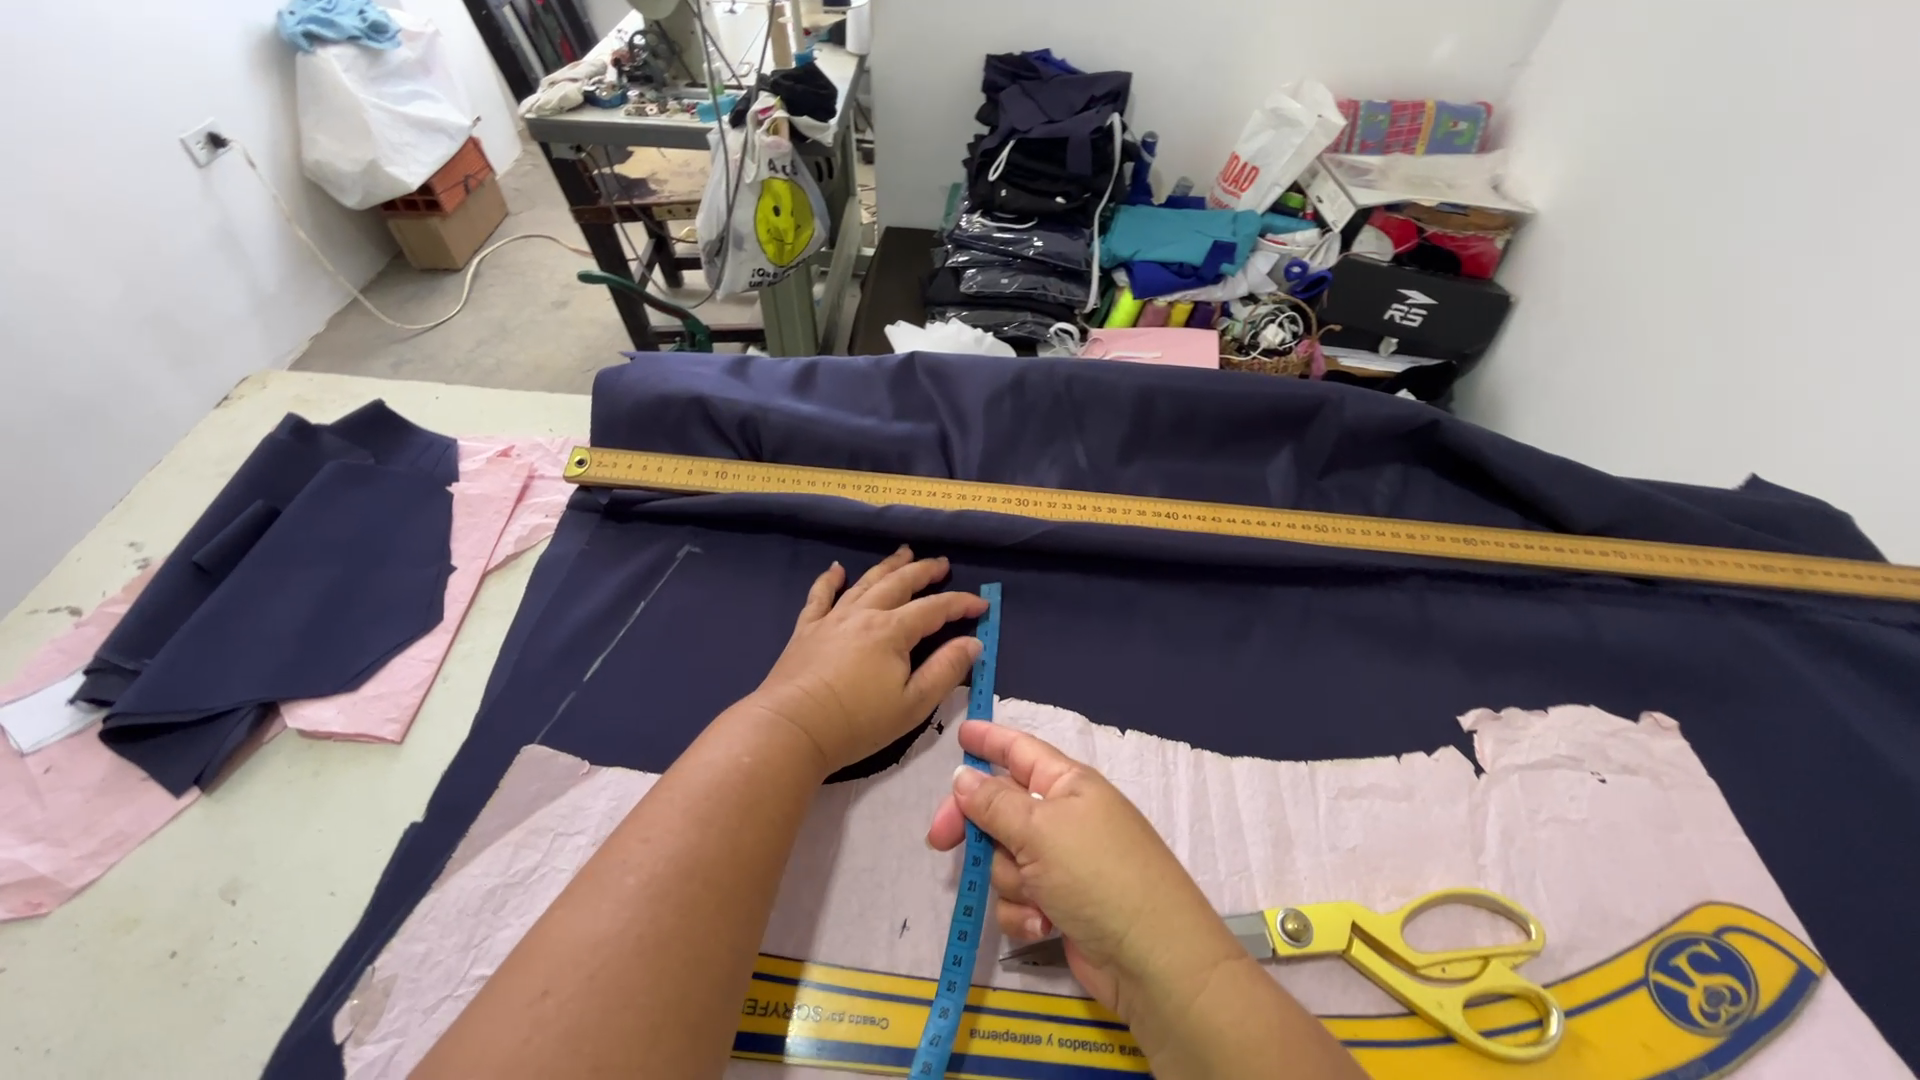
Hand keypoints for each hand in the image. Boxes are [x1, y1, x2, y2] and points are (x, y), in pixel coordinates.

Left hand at [745, 547, 987, 776]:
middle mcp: (864, 615)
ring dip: (887, 566)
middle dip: (924, 571)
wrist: (792, 728)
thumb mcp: (913, 704)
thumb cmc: (857, 723)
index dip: (960, 603)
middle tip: (942, 563)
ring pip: (865, 582)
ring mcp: (832, 619)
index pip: (935, 609)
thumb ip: (945, 670)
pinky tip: (837, 569)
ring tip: (904, 552)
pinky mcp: (806, 629)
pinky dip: (829, 579)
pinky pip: (820, 595)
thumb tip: (973, 643)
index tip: (982, 605)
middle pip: (900, 583)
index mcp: (893, 632)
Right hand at [926, 722, 1250, 1017]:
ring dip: (1010, 880)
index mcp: (1068, 785)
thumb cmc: (1098, 875)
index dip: (990, 740)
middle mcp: (1064, 818)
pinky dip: (1024, 913)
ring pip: (1004, 859)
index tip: (961, 733)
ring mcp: (1062, 864)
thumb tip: (962, 776)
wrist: (1151, 958)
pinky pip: (1017, 898)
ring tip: (1037, 896)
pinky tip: (1044, 926)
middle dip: (975, 827)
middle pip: (1000, 809)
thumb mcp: (1041, 830)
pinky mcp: (1058, 905)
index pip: (1020, 751)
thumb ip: (994, 803)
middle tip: (938, 840)